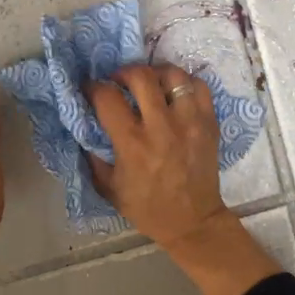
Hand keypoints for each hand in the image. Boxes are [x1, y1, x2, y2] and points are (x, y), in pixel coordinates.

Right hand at [86, 64, 227, 247]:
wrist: (192, 221)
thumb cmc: (147, 208)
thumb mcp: (109, 188)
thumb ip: (94, 157)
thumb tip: (85, 129)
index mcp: (133, 144)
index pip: (108, 98)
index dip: (93, 87)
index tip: (91, 89)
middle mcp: (162, 127)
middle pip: (141, 76)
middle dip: (124, 72)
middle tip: (119, 81)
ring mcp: (190, 123)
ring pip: (173, 76)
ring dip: (156, 73)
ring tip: (149, 82)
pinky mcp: (209, 124)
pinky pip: (199, 87)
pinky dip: (183, 83)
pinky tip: (173, 92)